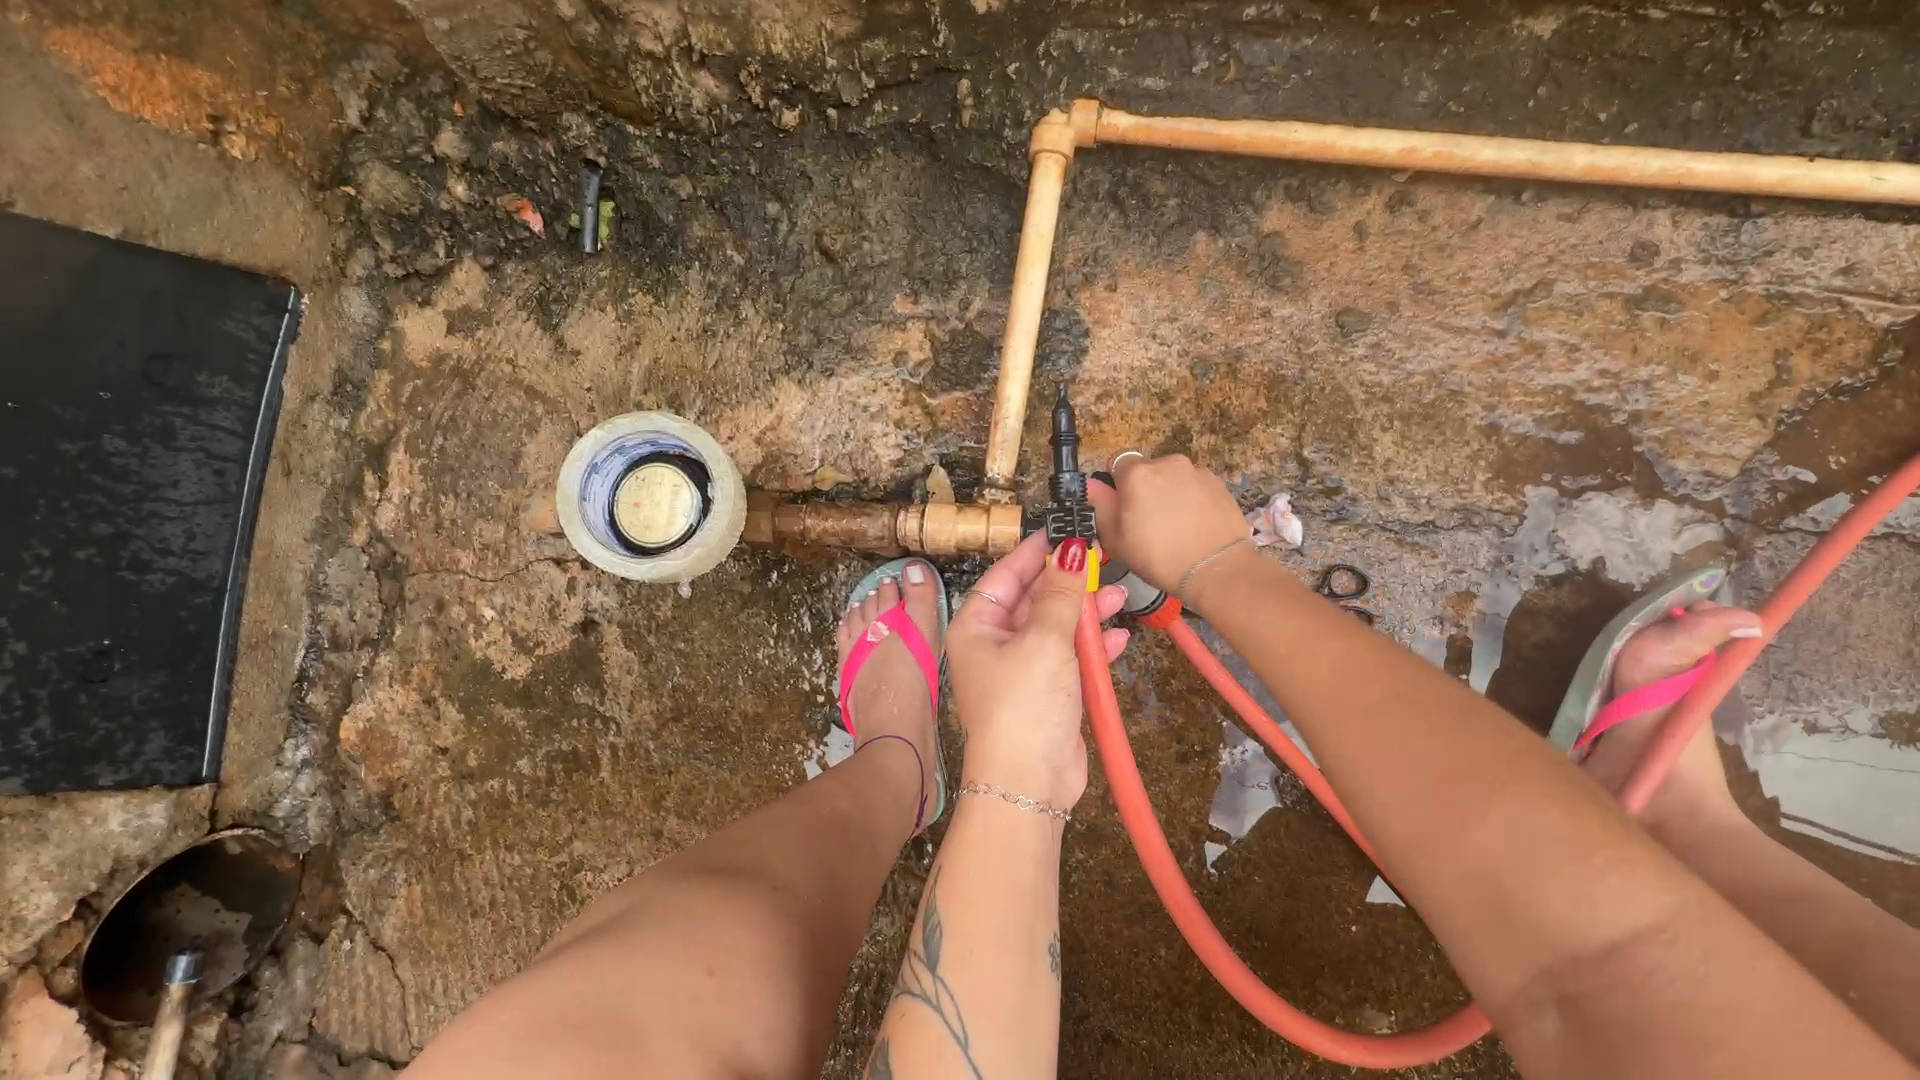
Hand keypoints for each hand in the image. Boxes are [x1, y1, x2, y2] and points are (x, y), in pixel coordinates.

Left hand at [945, 532, 1128, 809]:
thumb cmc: (1025, 704)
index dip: (1035, 552)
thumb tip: (1072, 546)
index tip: (1066, 531)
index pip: (1005, 575)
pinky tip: (1118, 639)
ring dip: (1087, 614)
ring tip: (1120, 599)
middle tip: (1105, 561)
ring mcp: (1023, 670)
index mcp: (977, 626)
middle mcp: (995, 644)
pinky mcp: (1048, 694)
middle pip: (1035, 599)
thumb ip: (1062, 592)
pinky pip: (1071, 658)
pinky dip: (1093, 648)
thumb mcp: (1045, 639)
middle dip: (1070, 583)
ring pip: (1057, 628)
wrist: (1029, 784)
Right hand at [1087, 453, 1248, 592]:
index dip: (1116, 483)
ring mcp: (1196, 471)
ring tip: (1175, 525)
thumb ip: (1099, 505)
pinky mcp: (1219, 483)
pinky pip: (1195, 486)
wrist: (1216, 569)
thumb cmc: (1159, 557)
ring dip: (1169, 492)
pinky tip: (1195, 524)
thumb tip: (1092, 485)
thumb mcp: (1115, 539)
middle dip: (1144, 488)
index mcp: (1137, 473)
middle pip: (1147, 469)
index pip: (1116, 461)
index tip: (1122, 506)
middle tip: (1147, 522)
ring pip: (1173, 477)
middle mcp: (1167, 463)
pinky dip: (1192, 499)